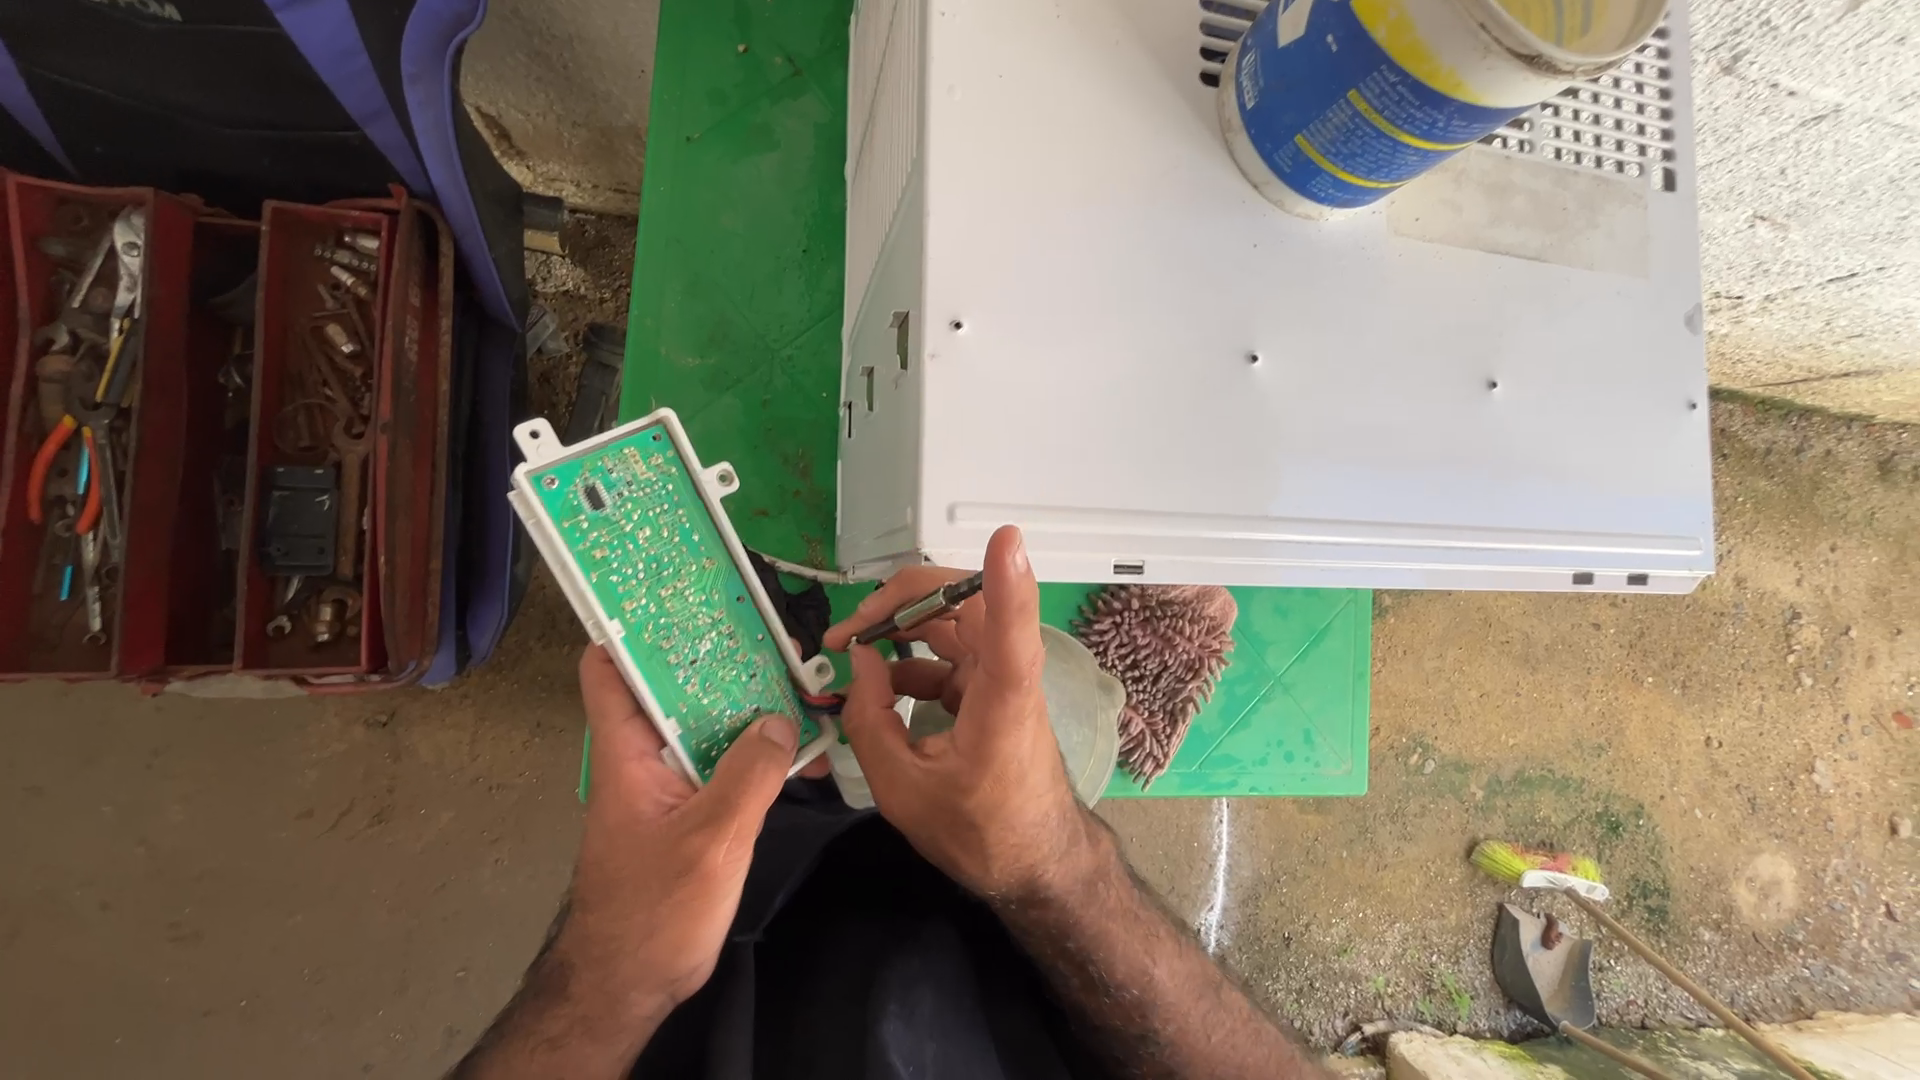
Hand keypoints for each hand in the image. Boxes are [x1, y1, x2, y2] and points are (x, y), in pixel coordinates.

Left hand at [552, 645, 799, 1021]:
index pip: (610, 671)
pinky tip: (806, 751)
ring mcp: (672, 785)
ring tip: (801, 681)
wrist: (631, 986)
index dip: (631, 629)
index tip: (675, 595)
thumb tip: (782, 720)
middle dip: (721, 660)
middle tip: (772, 634)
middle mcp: (646, 758)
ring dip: (750, 706)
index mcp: (629, 753)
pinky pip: (729, 764)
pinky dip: (761, 752)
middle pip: (676, 690)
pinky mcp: (694, 810)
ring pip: (710, 726)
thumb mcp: (711, 841)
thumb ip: (750, 776)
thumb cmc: (654, 912)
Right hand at [825, 525, 1099, 900]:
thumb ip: (869, 720)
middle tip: (851, 628)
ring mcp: (1000, 679)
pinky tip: (879, 686)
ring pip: (953, 623)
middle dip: (902, 601)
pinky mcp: (991, 689)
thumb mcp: (902, 789)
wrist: (1033, 861)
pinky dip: (911, 660)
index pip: (1011, 629)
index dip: (1007, 579)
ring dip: (901, 627)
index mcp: (1001, 702)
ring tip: (850, 651)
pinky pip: (948, 655)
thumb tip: (859, 660)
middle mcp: (1007, 676)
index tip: (1005, 535)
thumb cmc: (978, 833)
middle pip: (966, 604)